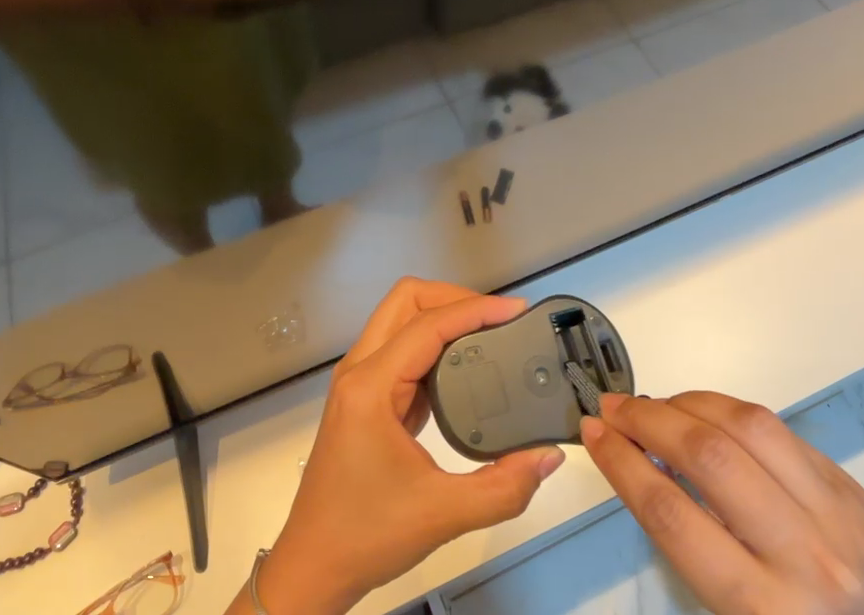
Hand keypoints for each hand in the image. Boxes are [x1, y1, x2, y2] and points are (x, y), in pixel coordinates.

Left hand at [258, 279, 566, 614]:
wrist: (314, 565)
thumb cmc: (364, 536)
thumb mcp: (442, 514)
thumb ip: (504, 487)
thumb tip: (549, 456)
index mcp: (370, 387)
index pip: (427, 325)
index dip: (475, 309)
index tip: (516, 311)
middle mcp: (359, 373)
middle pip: (406, 301)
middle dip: (454, 298)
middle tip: (498, 318)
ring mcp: (360, 384)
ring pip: (401, 321)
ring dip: (444, 318)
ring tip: (489, 335)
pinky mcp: (366, 399)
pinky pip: (402, 351)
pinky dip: (435, 346)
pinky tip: (467, 369)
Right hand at [582, 393, 863, 614]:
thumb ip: (691, 543)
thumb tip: (645, 463)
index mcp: (765, 607)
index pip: (673, 515)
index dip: (622, 464)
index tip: (593, 434)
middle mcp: (808, 556)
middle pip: (710, 457)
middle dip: (649, 420)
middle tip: (614, 409)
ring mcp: (839, 515)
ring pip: (750, 425)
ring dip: (688, 403)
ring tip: (655, 406)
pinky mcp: (854, 489)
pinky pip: (782, 431)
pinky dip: (730, 414)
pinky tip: (703, 417)